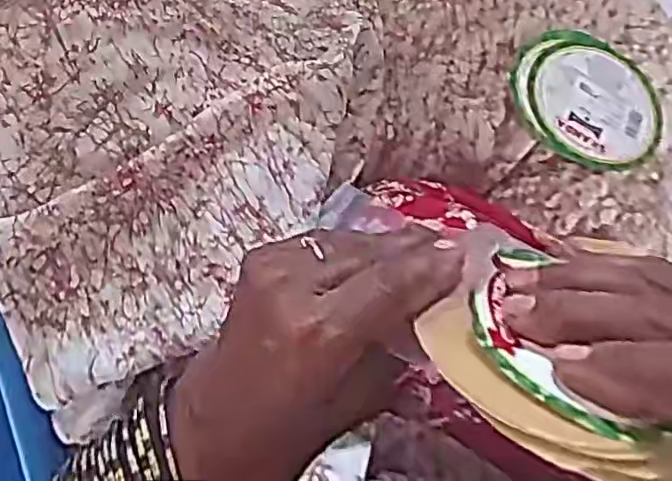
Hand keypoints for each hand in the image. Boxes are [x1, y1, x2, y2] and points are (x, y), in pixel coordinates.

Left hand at [169, 230, 463, 480]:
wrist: (211, 422)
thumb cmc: (281, 431)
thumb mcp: (349, 405)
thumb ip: (392, 357)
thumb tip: (432, 317)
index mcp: (316, 332)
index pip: (386, 284)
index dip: (427, 267)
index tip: (461, 254)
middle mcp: (292, 285)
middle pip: (367, 255)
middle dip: (411, 249)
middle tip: (449, 243)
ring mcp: (271, 264)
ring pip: (345, 240)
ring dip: (384, 243)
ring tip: (421, 243)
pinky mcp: (260, 255)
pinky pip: (320, 241)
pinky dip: (351, 246)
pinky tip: (375, 250)